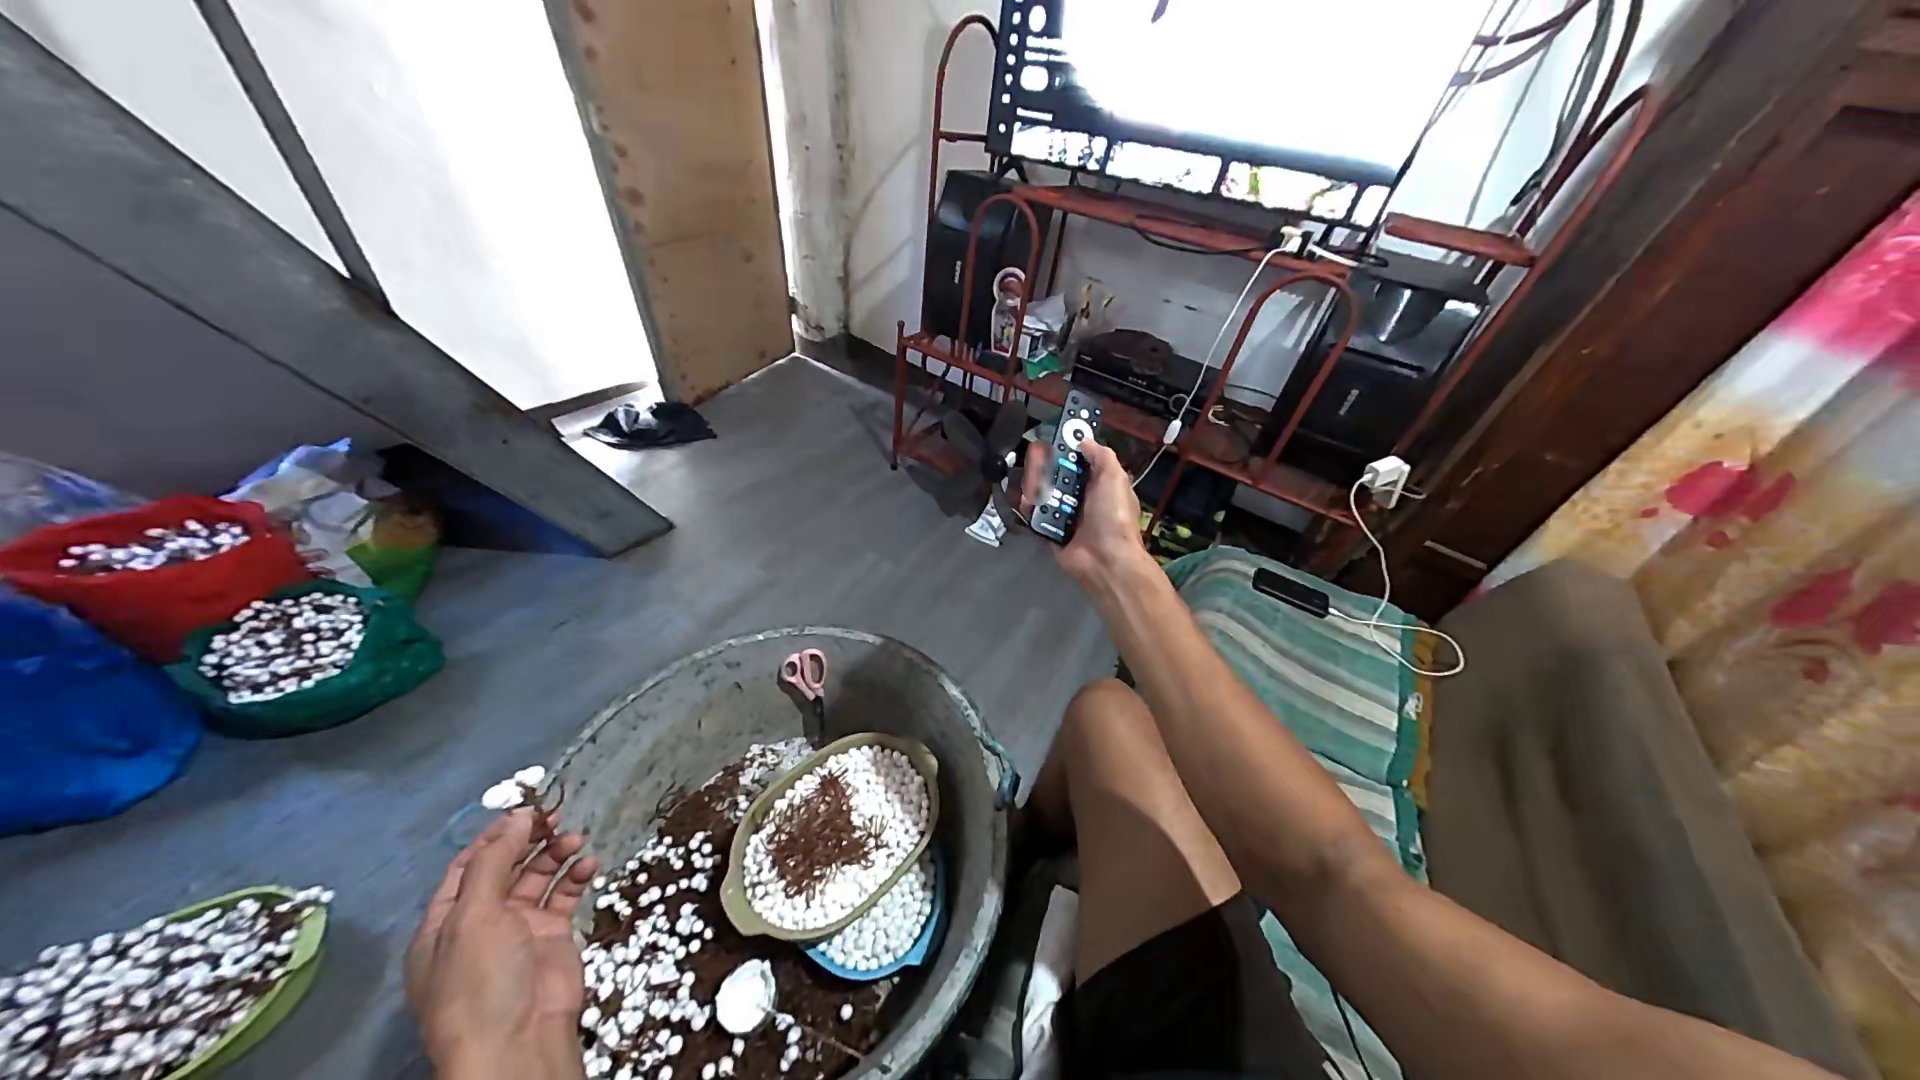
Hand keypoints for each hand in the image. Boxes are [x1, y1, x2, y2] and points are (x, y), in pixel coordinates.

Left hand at [407, 809, 599, 1079]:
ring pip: (539, 876)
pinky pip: (565, 895)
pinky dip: (577, 876)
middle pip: (507, 866)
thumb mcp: (473, 916)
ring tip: (576, 839)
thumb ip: (495, 861)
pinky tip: (589, 865)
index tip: (526, 810)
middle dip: (530, 839)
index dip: (496, 835)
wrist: (518, 1038)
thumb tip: (518, 816)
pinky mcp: (553, 935)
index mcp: (447, 921)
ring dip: (556, 854)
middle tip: (556, 815)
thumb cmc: (480, 977)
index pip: (469, 865)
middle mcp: (481, 921)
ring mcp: (519, 928)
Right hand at [1020, 437, 1152, 586]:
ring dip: (1035, 488)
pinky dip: (1030, 510)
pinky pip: (1038, 518)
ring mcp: (1068, 519)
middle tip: (1032, 459)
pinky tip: (1023, 500)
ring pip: (1047, 497)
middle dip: (1047, 469)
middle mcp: (1085, 501)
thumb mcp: (1114, 478)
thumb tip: (1084, 440)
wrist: (1105, 560)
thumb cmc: (1113, 516)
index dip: (1070, 451)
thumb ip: (1101, 456)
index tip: (1054, 439)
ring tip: (1024, 478)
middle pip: (1062, 479)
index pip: (1084, 464)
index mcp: (1102, 487)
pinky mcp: (1054, 534)